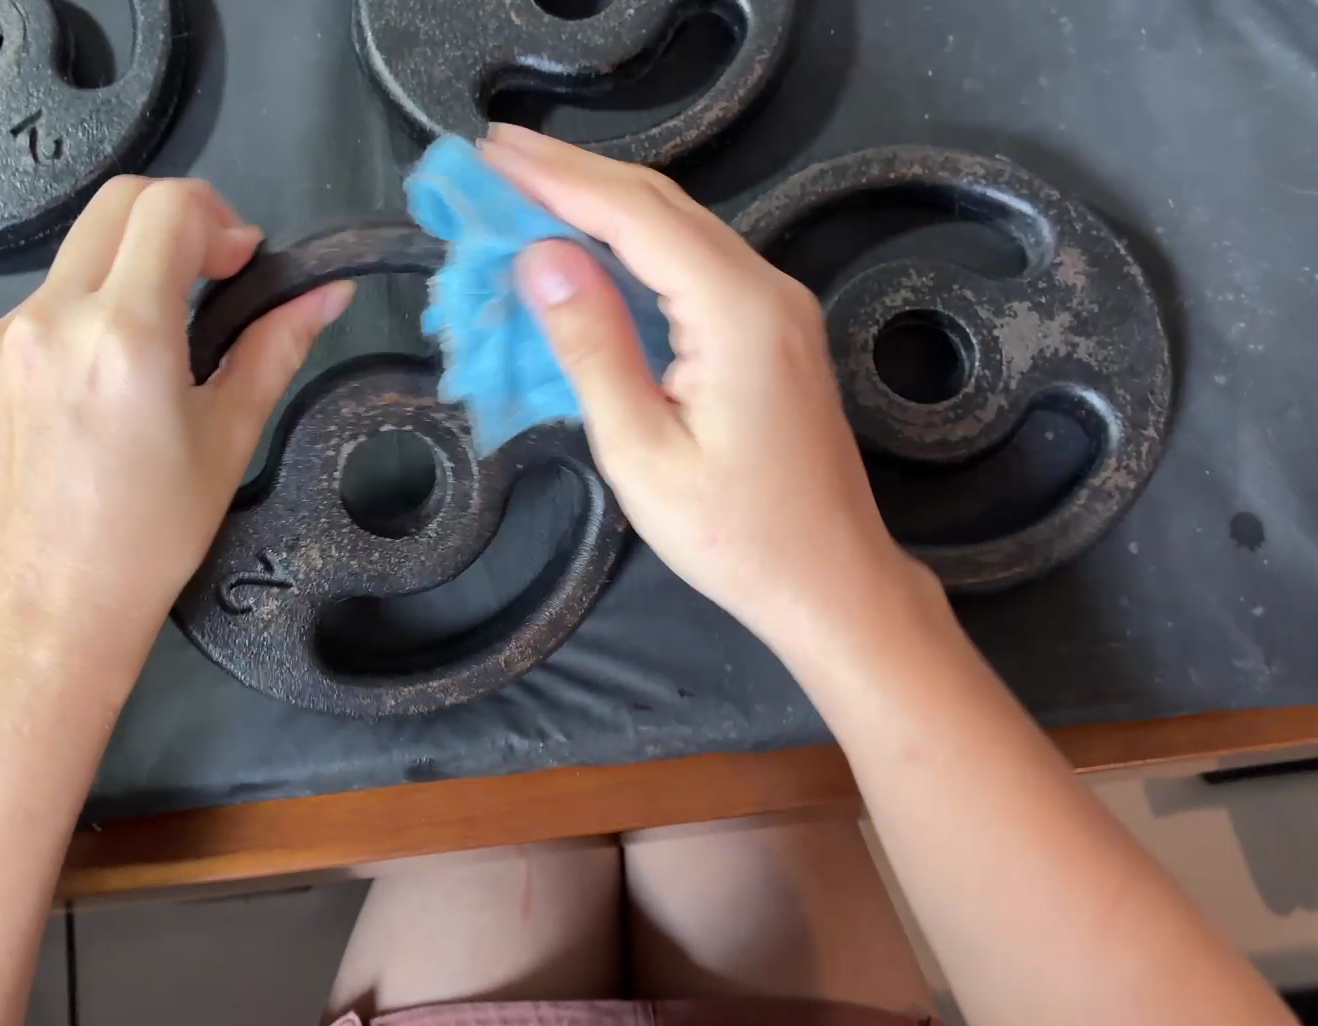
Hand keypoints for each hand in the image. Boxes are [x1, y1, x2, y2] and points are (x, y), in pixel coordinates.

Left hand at [0, 177, 353, 687]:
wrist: (47, 609)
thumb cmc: (153, 535)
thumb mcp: (228, 440)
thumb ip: (275, 349)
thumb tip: (328, 293)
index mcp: (125, 336)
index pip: (170, 209)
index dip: (221, 220)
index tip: (242, 266)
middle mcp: (48, 319)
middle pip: (114, 204)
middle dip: (175, 224)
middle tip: (210, 281)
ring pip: (72, 264)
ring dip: (125, 282)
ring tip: (150, 363)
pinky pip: (34, 317)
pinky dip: (78, 328)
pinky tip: (94, 398)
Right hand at [483, 126, 932, 657]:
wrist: (826, 579)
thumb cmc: (730, 534)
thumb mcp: (641, 450)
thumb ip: (592, 348)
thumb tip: (541, 261)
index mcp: (735, 312)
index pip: (635, 217)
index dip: (558, 180)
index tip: (491, 153)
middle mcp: (764, 289)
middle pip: (661, 207)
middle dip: (575, 176)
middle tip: (497, 157)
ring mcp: (774, 309)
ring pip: (678, 232)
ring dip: (601, 208)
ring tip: (529, 192)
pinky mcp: (769, 333)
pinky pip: (692, 269)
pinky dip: (632, 251)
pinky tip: (591, 252)